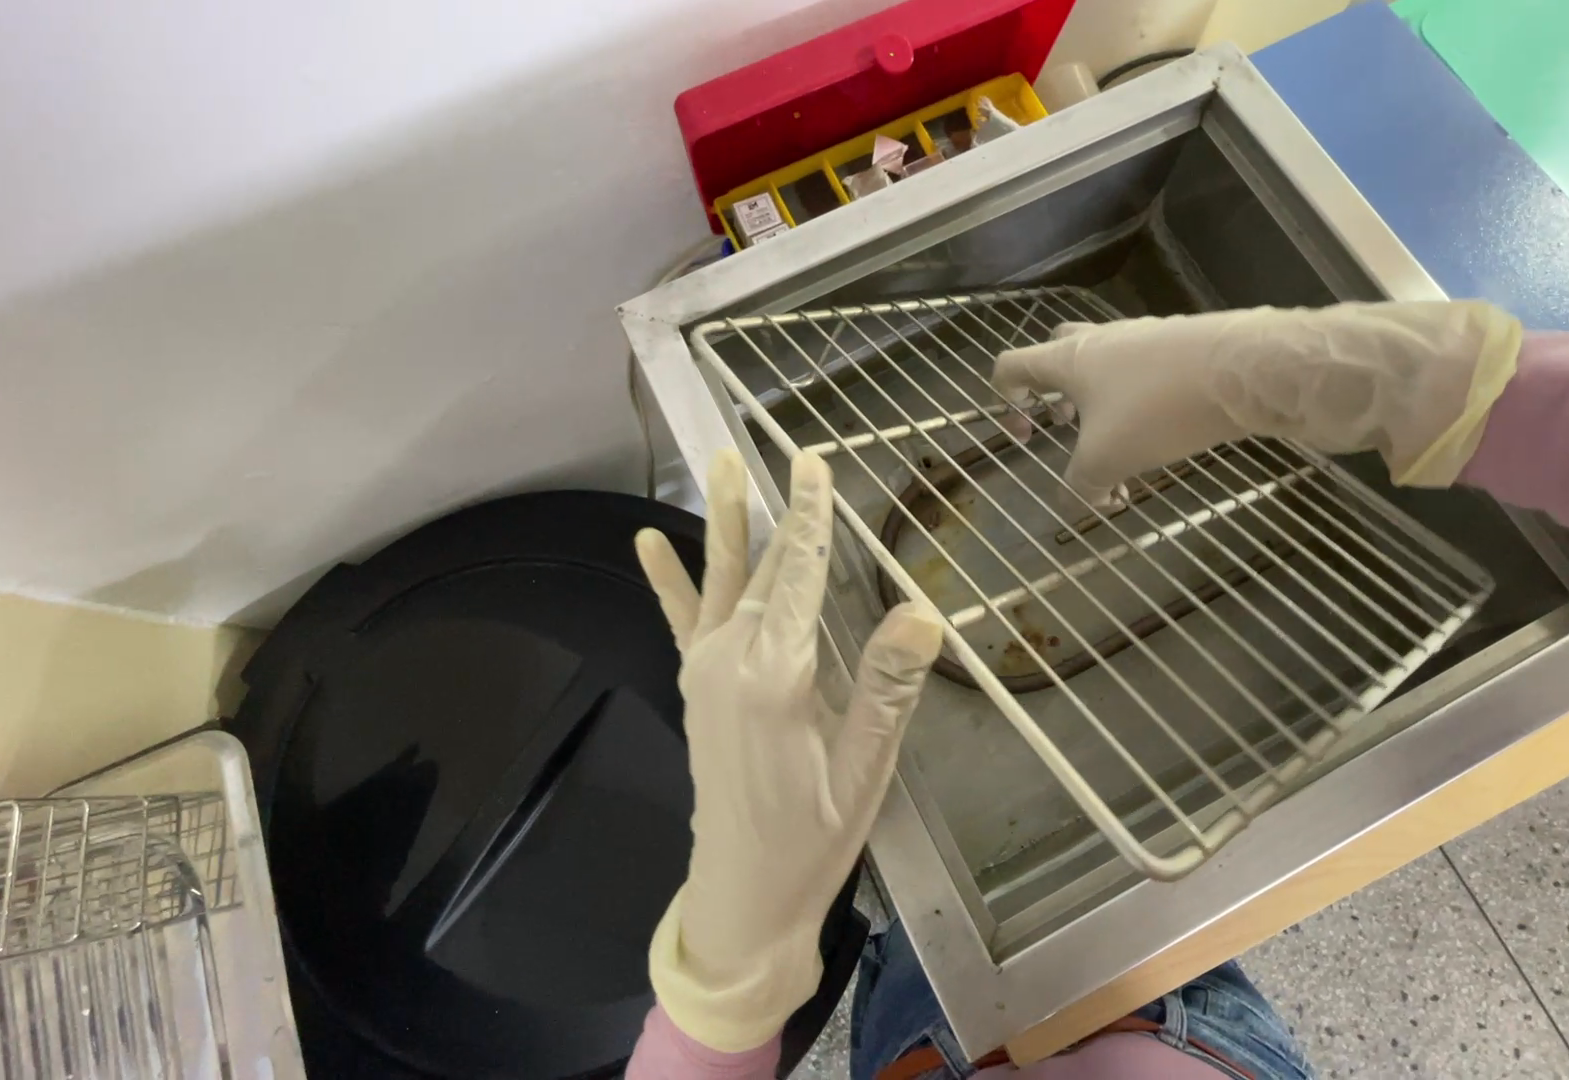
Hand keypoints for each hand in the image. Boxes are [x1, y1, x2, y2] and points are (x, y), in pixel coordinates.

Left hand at [634, 447, 942, 1052]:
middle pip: (764, 569)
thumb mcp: (862, 770)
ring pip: (718, 579)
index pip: (799, 577)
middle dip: (780, 509)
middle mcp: (730, 659)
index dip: (811, 517)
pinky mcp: (695, 686)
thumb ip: (886, 688)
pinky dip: (667, 579)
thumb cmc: (812, 836)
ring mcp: (704, 670)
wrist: (743, 895)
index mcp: (776, 675)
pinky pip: (680, 619)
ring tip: (719, 464)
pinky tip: (646, 542)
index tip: (814, 463)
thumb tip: (921, 612)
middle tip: (786, 450)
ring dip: (721, 520)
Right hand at [991, 301, 1523, 506]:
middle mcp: (1103, 340)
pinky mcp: (1188, 345)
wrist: (1252, 370)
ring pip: (1107, 365)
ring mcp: (1148, 337)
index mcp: (1070, 360)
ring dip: (1102, 404)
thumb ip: (1080, 487)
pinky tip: (1166, 435)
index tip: (1026, 436)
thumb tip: (1075, 507)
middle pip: (1058, 355)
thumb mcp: (1107, 461)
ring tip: (1123, 445)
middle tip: (1068, 426)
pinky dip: (1142, 403)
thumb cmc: (1159, 410)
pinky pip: (1148, 371)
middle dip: (1054, 393)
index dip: (1005, 401)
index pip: (1012, 365)